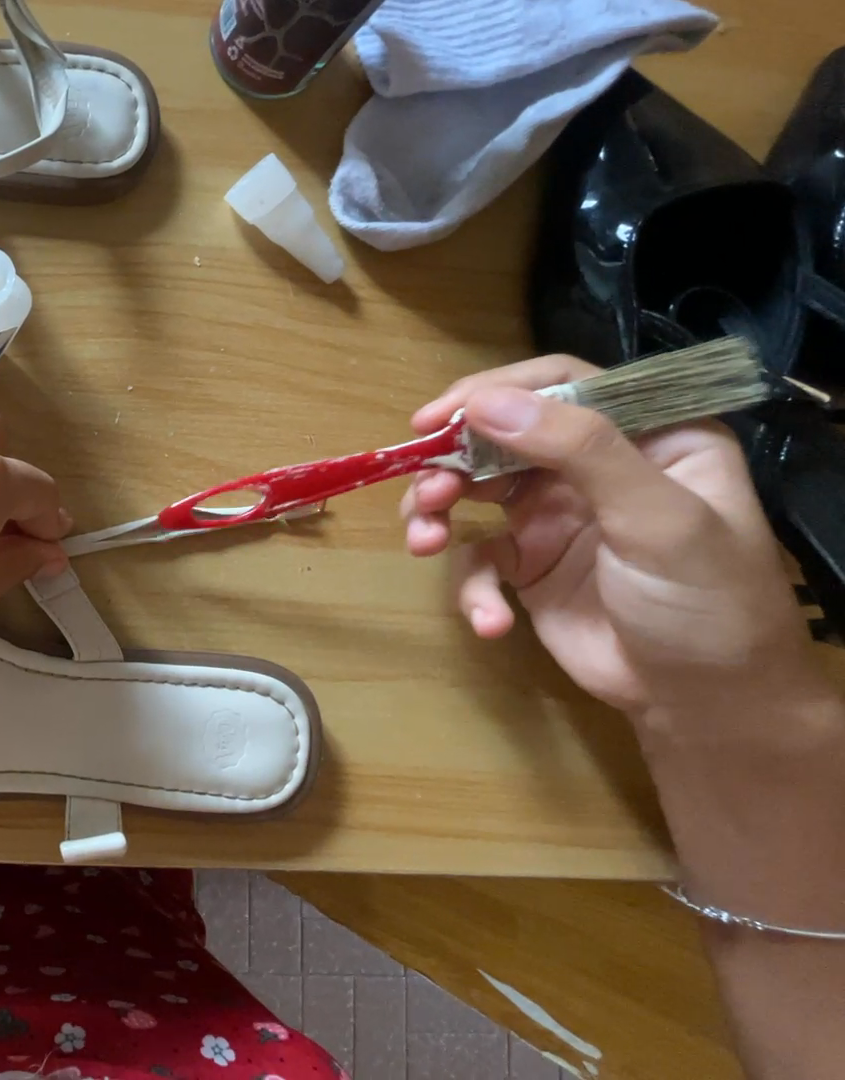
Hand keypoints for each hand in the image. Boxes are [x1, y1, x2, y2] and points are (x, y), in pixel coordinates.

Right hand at [400, 355, 819, 729]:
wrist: (703, 704)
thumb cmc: (704, 602)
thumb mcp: (654, 519)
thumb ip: (578, 451)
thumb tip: (484, 404)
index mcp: (647, 438)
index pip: (564, 386)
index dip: (493, 392)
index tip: (434, 420)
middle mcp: (592, 467)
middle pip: (497, 439)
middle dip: (450, 466)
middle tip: (426, 496)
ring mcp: (553, 515)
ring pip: (468, 492)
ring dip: (436, 516)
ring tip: (424, 545)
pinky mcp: (524, 564)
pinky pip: (473, 557)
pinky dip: (469, 588)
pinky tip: (491, 620)